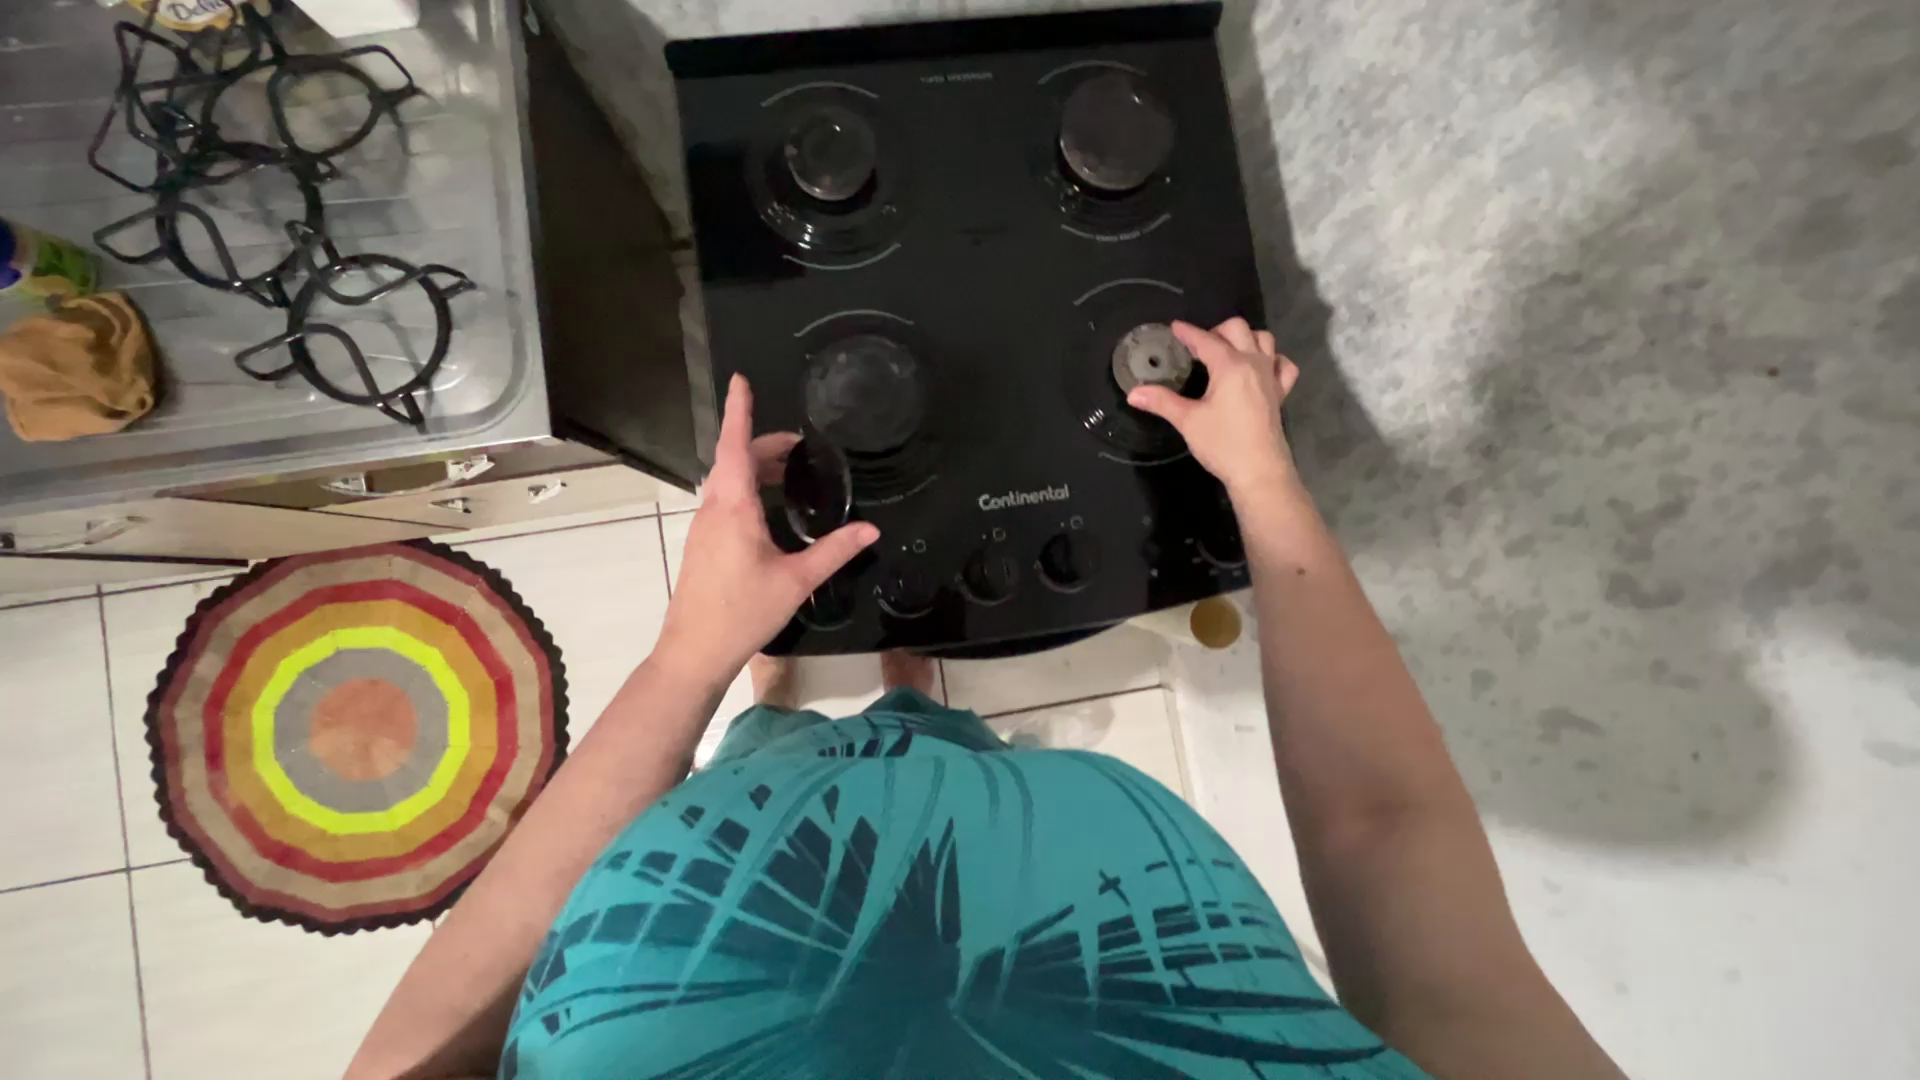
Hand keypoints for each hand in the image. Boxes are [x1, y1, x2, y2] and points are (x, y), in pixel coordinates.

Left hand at [655, 375, 878, 683]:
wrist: (694, 652)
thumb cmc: (743, 612)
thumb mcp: (797, 580)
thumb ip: (834, 550)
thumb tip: (870, 529)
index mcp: (733, 507)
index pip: (736, 446)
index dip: (739, 410)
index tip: (741, 380)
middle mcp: (713, 509)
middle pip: (734, 460)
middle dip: (764, 444)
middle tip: (800, 446)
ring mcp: (704, 527)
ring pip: (727, 481)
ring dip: (754, 467)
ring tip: (789, 472)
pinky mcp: (703, 545)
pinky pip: (724, 501)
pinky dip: (746, 489)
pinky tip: (769, 510)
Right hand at [1126, 317, 1298, 494]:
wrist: (1259, 470)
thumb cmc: (1222, 444)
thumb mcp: (1187, 421)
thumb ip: (1161, 402)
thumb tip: (1134, 393)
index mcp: (1230, 366)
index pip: (1206, 340)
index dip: (1188, 333)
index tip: (1175, 327)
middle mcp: (1253, 363)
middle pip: (1238, 329)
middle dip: (1217, 330)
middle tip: (1199, 346)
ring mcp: (1270, 377)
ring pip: (1264, 340)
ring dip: (1245, 339)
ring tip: (1227, 351)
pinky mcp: (1280, 393)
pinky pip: (1282, 365)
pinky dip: (1272, 359)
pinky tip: (1260, 368)